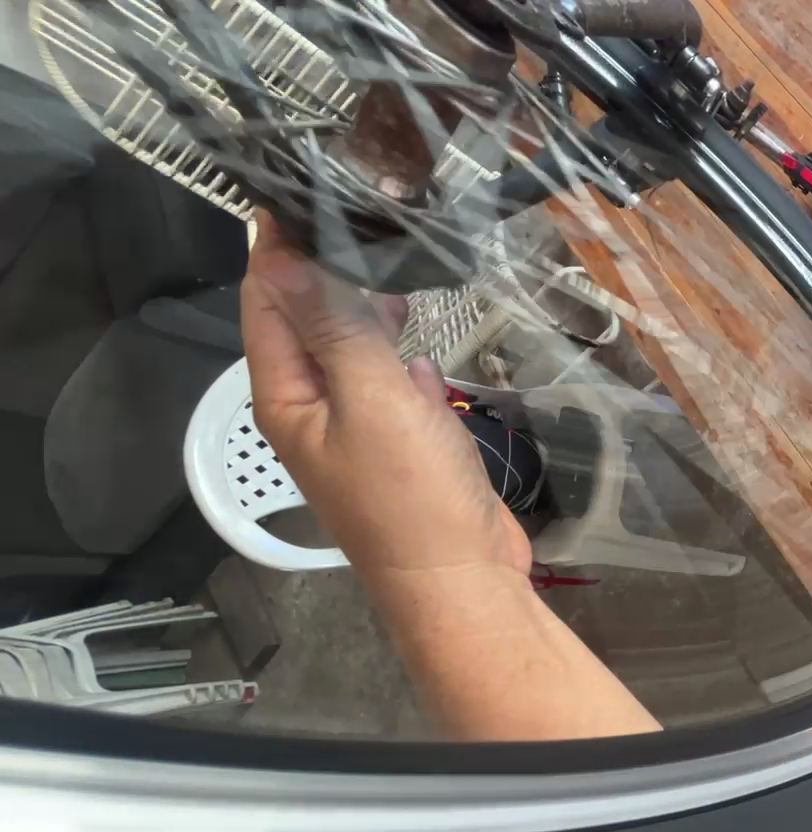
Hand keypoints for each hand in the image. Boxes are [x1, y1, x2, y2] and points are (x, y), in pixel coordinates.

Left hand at [238, 216, 530, 590]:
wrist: (461, 573)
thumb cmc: (414, 494)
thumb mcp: (375, 403)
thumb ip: (340, 333)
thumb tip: (291, 261)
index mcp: (292, 397)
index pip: (270, 305)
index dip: (281, 252)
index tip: (308, 198)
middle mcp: (320, 412)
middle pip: (314, 330)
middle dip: (332, 280)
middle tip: (369, 230)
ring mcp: (368, 434)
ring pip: (361, 361)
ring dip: (373, 322)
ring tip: (399, 278)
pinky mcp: (412, 452)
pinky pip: (399, 397)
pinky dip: (408, 370)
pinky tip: (425, 359)